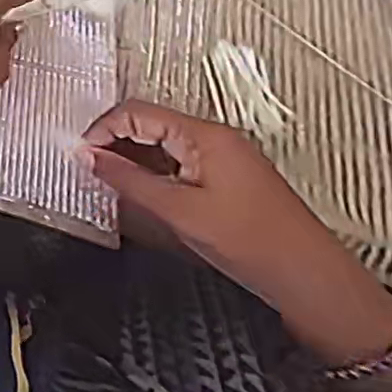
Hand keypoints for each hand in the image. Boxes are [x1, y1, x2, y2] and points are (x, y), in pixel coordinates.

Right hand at [80, 99, 385, 318]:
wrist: (310, 278)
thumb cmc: (252, 243)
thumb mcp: (176, 209)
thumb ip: (126, 179)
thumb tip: (88, 156)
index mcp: (204, 135)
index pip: (136, 112)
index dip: (102, 130)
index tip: (81, 154)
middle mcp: (214, 137)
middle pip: (147, 122)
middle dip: (112, 141)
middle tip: (89, 166)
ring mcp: (221, 154)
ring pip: (159, 141)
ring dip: (129, 156)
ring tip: (110, 180)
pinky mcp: (224, 173)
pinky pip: (174, 157)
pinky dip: (149, 168)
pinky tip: (138, 189)